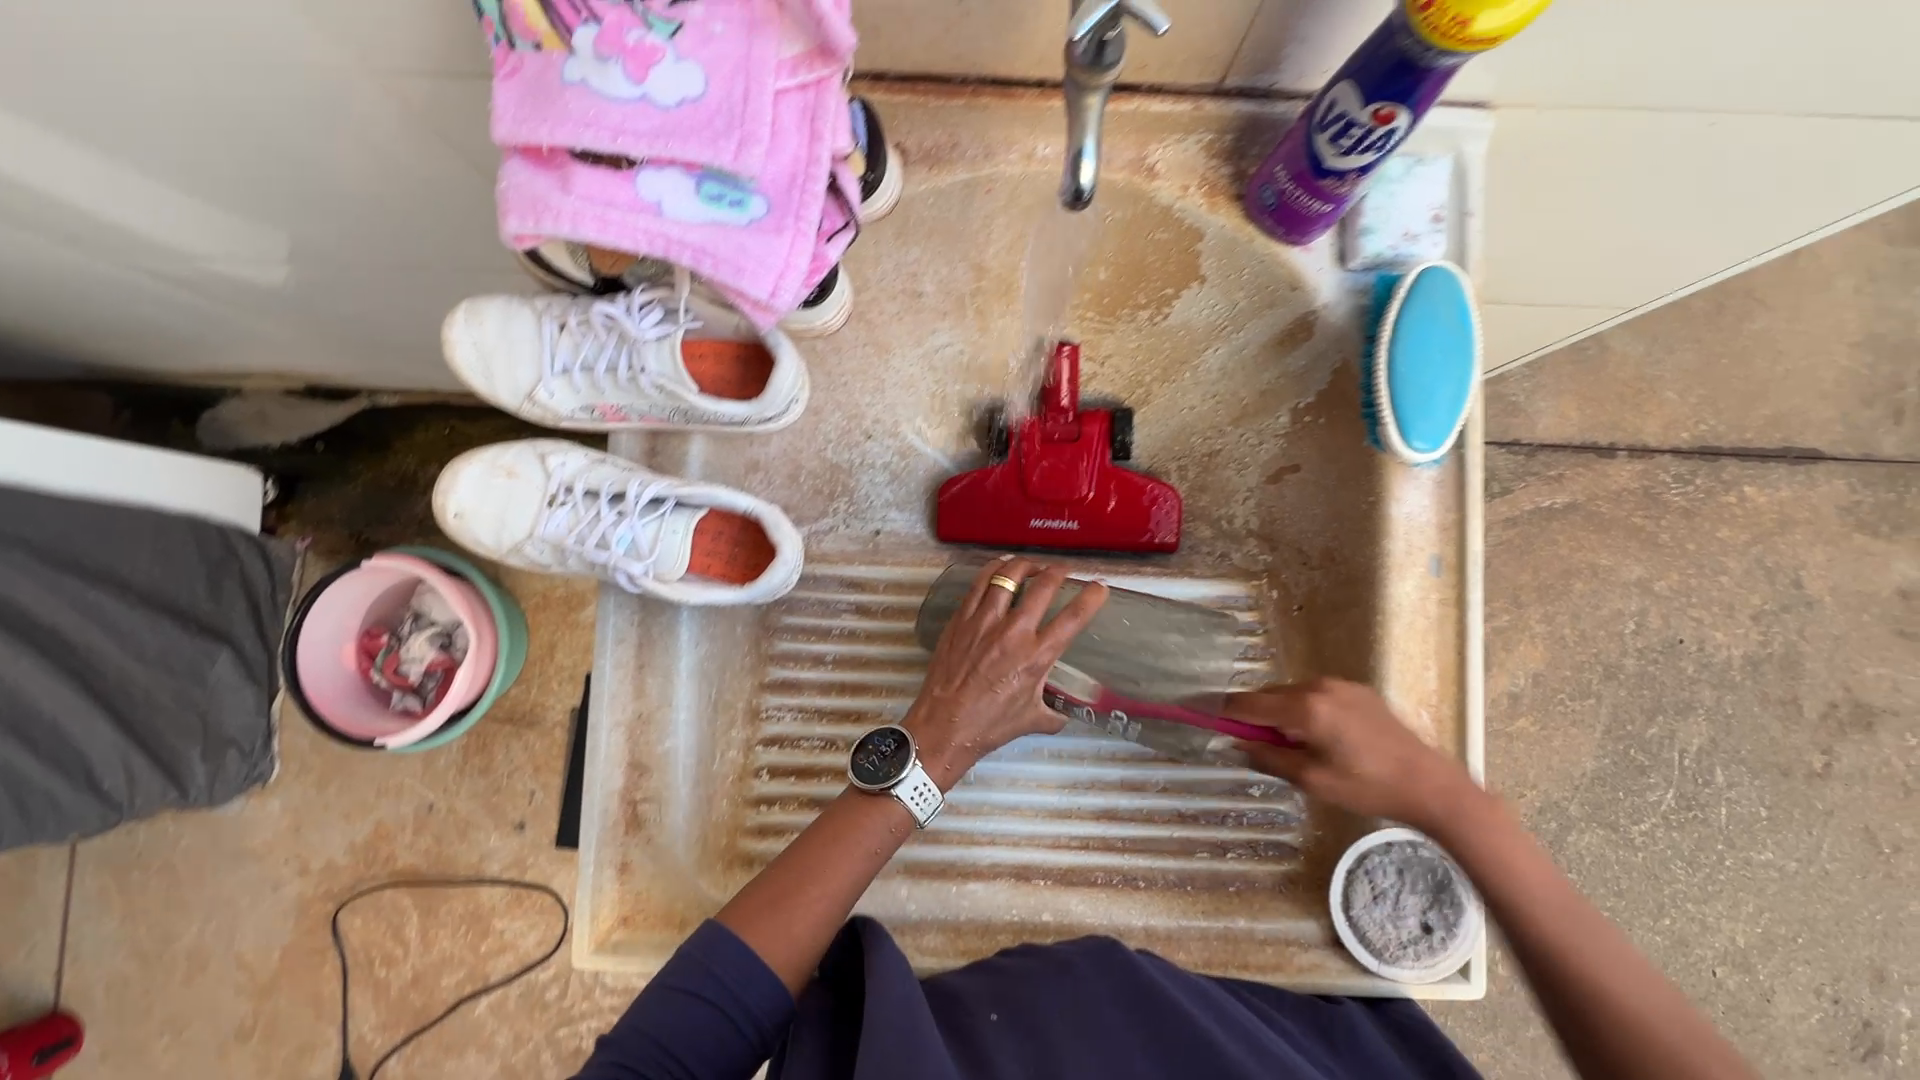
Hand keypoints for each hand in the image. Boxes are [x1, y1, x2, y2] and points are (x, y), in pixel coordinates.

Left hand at [905, 557, 1107, 788]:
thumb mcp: (1032, 720)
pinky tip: (1000, 568)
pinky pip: (979, 583)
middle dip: (1058, 572)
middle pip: (1043, 586)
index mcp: (1036, 656)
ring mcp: (984, 622)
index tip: (1100, 587)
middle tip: (1064, 570)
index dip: (1091, 598)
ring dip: (1025, 565)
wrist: (944, 725)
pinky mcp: (961, 619)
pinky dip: (993, 570)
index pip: (1072, 618)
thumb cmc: (989, 725)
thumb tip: (1066, 712)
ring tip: (1032, 565)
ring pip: (1008, 576)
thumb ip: (1054, 712)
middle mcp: (1013, 633)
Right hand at [1223, 678, 1479, 830]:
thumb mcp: (1312, 780)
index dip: (1221, 711)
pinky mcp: (1358, 692)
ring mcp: (1341, 686)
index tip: (1198, 714)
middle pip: (1267, 695)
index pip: (1247, 703)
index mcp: (1305, 707)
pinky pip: (1315, 696)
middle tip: (1253, 747)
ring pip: (1291, 695)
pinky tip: (1317, 738)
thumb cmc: (1368, 787)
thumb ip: (1268, 756)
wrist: (1431, 785)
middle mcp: (1319, 687)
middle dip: (1254, 717)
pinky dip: (1303, 711)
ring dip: (1280, 714)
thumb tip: (1236, 744)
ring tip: (1291, 747)